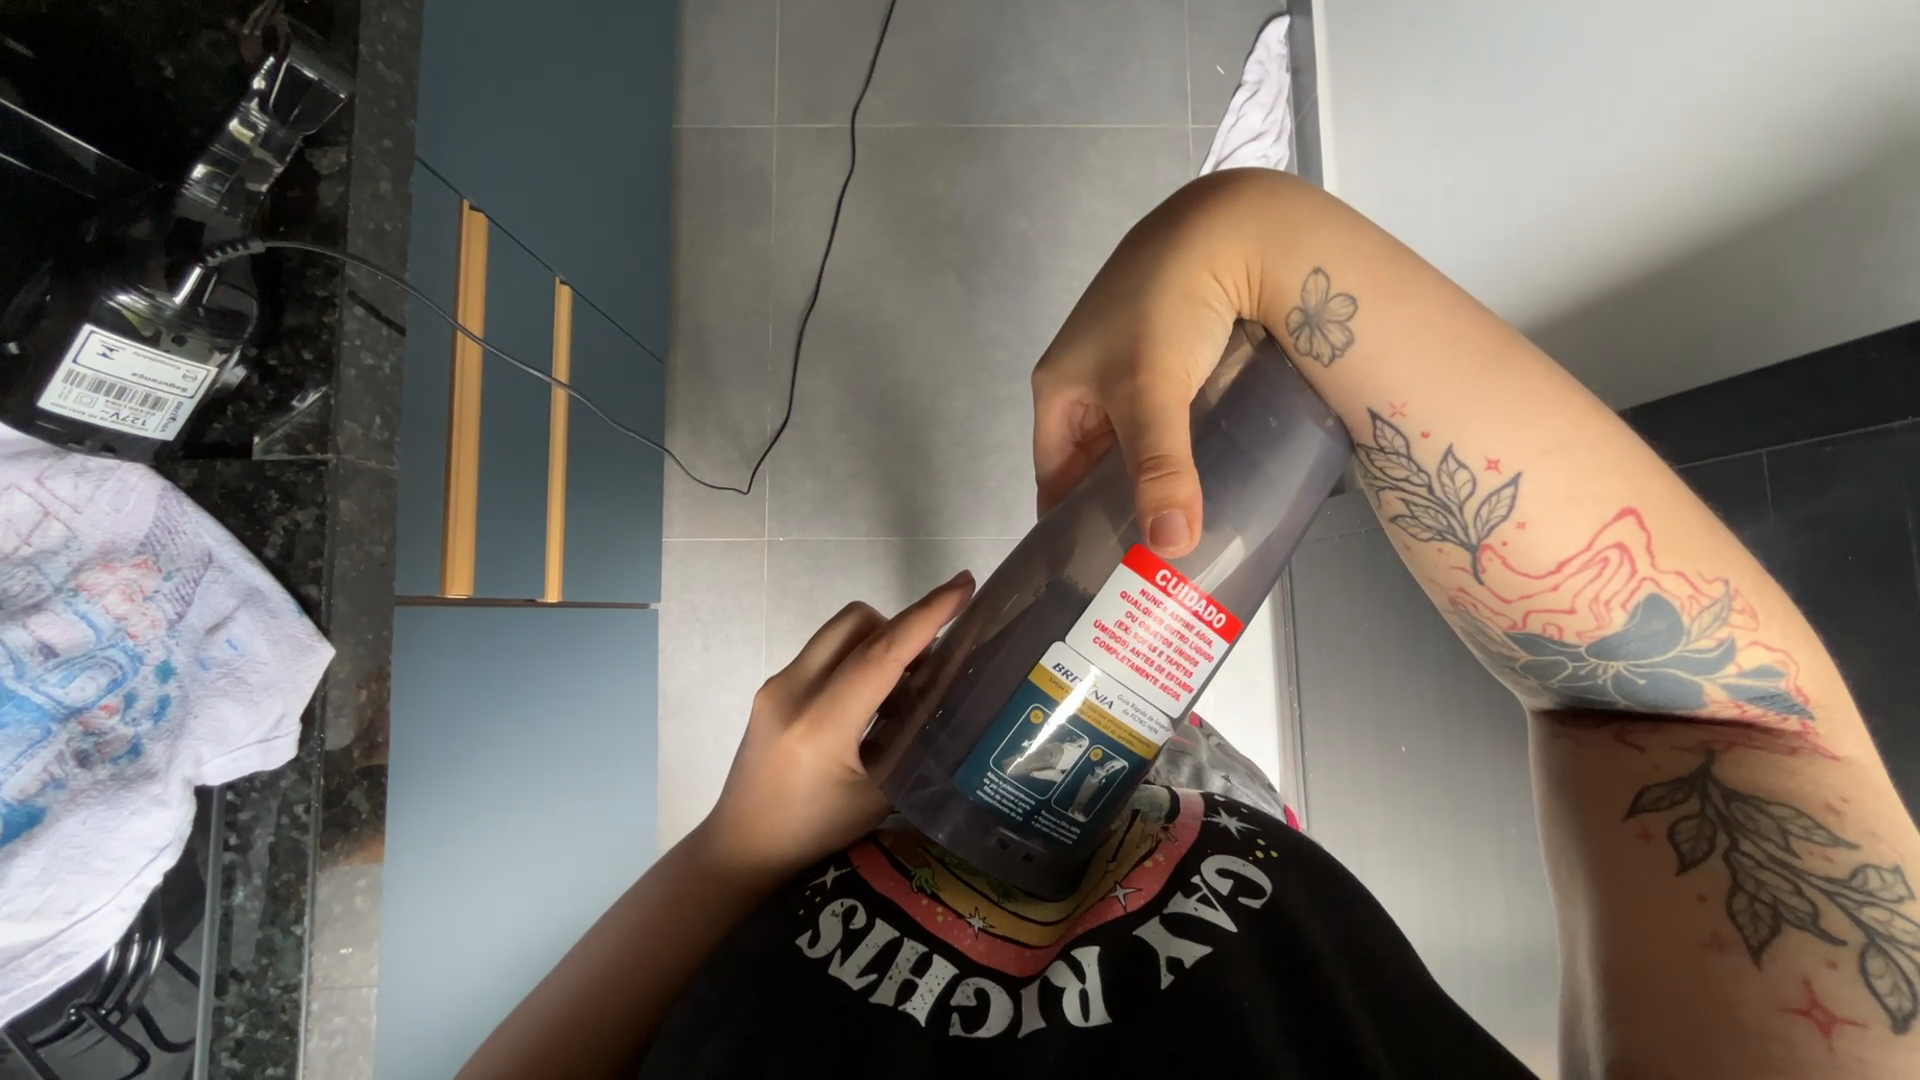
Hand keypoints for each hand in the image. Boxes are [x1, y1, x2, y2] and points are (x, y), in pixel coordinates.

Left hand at [698, 571, 976, 879]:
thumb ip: (913, 742)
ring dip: (879, 640)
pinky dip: (857, 656)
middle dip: (903, 625)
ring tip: (903, 686)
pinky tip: (871, 699)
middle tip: (933, 662)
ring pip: (841, 630)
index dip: (928, 616)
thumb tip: (948, 698)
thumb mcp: (879, 797)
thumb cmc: (814, 834)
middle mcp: (792, 690)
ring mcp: (777, 684)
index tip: (964, 585)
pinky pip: (826, 650)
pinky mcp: (772, 687)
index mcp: (821, 724)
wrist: (742, 848)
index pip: (883, 653)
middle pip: (859, 622)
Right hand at [1031, 171, 1269, 555]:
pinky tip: (1202, 476)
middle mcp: (1084, 380)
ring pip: (1129, 443)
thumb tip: (1171, 549)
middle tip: (1146, 560)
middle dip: (1113, 507)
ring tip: (1178, 528)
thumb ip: (1160, 471)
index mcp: (1058, 390)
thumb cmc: (1166, 309)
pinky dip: (1175, 450)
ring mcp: (1126, 366)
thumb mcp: (1152, 395)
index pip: (1051, 476)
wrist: (1225, 225)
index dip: (1067, 522)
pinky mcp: (1168, 356)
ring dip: (1148, 479)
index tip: (1095, 569)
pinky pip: (1161, 420)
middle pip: (1090, 463)